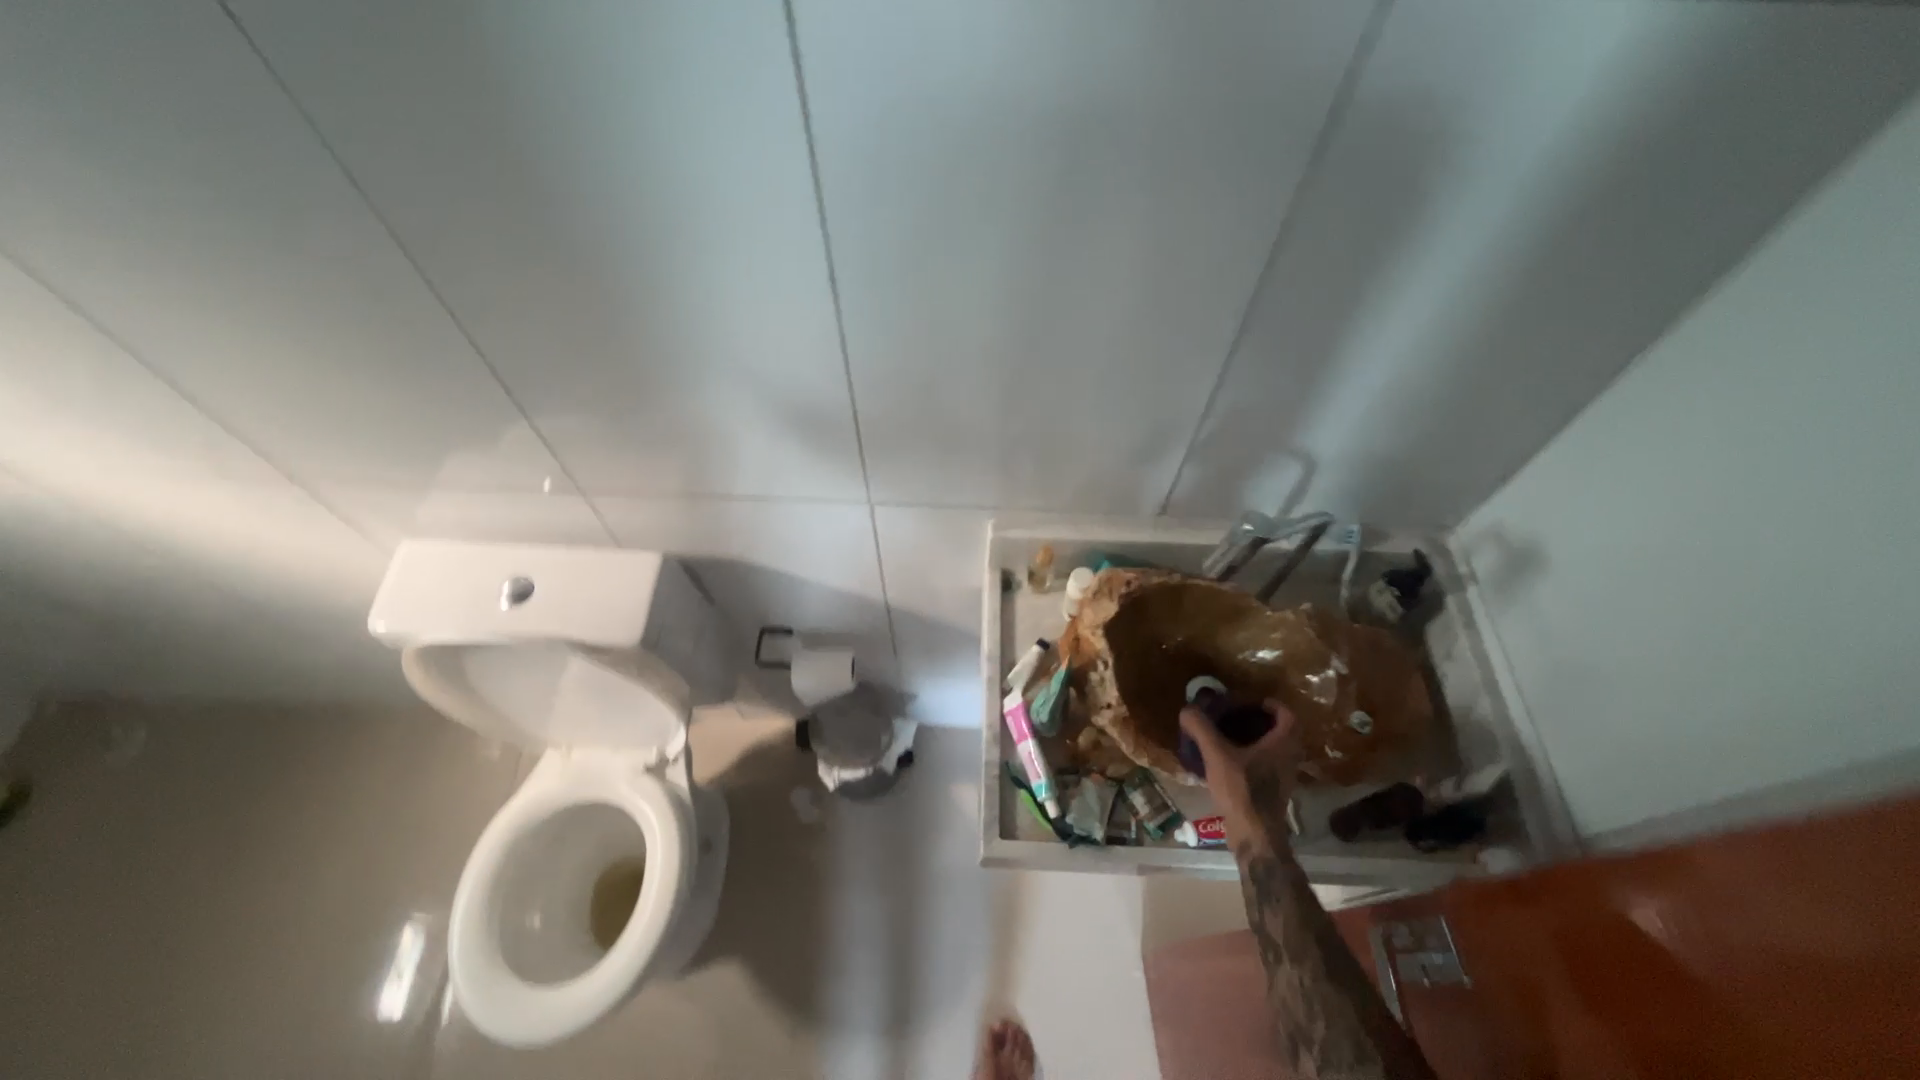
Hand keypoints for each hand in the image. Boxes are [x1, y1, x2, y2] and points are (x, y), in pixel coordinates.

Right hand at [1179, 699, 1300, 854]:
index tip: (1250, 703)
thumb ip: (1202, 729)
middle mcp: (1289, 758)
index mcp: (1283, 744)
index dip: (1272, 705)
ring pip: (1275, 750)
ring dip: (1258, 741)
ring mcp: (1284, 776)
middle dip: (1262, 722)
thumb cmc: (1242, 789)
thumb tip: (1187, 709)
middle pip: (1282, 731)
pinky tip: (1230, 764)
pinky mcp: (1275, 791)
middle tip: (1238, 718)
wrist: (1254, 833)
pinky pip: (1268, 766)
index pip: (1287, 715)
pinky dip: (1254, 759)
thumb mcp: (1217, 755)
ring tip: (1230, 738)